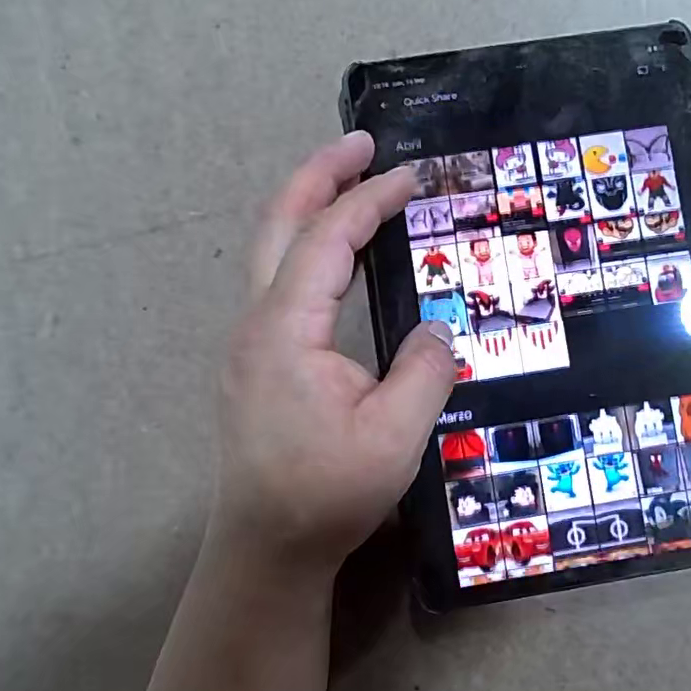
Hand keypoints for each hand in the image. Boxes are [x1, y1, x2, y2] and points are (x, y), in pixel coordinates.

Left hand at [212, 131, 455, 572]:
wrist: (269, 547)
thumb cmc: (327, 494)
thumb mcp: (394, 436)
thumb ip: (424, 372)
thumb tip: (439, 330)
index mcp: (286, 332)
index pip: (327, 242)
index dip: (369, 201)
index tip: (412, 175)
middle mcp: (258, 326)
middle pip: (278, 227)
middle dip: (318, 176)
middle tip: (360, 143)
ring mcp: (252, 345)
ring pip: (273, 255)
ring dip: (310, 211)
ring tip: (352, 185)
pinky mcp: (260, 365)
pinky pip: (282, 286)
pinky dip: (310, 251)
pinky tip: (337, 260)